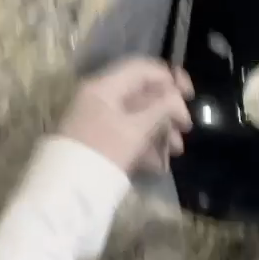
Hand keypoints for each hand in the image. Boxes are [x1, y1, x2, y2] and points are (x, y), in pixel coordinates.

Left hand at [60, 58, 194, 174]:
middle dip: (167, 112)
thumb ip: (162, 108)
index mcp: (105, 87)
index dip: (170, 78)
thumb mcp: (137, 129)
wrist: (69, 190)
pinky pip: (128, 136)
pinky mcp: (100, 142)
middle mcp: (101, 99)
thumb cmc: (105, 151)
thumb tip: (178, 98)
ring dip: (160, 132)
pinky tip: (159, 165)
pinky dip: (145, 145)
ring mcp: (99, 121)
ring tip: (174, 152)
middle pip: (143, 95)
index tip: (190, 95)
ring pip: (138, 118)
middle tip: (185, 129)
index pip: (142, 69)